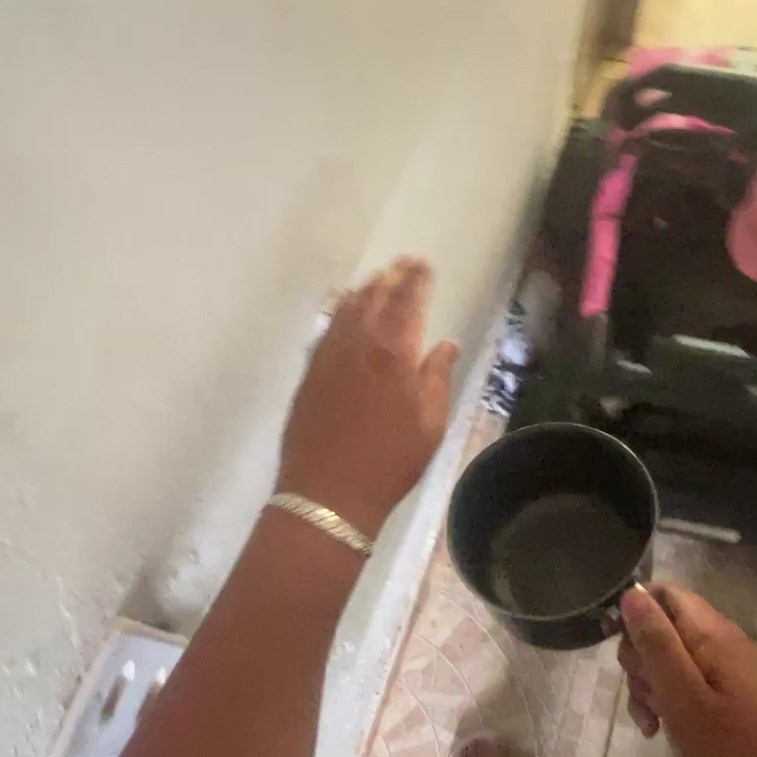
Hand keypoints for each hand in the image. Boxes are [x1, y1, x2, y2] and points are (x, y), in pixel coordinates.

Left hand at [277, 257, 459, 538]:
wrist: (329, 493)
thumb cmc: (390, 463)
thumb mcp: (430, 425)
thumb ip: (437, 378)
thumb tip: (446, 344)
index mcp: (395, 354)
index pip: (409, 304)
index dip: (418, 282)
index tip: (424, 266)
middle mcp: (360, 344)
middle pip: (375, 298)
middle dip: (392, 277)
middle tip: (402, 263)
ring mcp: (329, 357)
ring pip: (346, 309)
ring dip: (364, 290)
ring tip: (376, 279)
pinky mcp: (309, 373)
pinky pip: (325, 329)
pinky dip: (337, 311)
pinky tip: (343, 308)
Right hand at [617, 584, 756, 756]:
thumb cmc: (729, 746)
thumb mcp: (681, 694)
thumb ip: (656, 642)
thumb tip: (630, 594)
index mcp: (710, 632)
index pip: (664, 592)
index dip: (634, 610)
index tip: (615, 643)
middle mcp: (720, 639)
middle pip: (662, 625)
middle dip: (640, 657)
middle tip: (642, 692)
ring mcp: (726, 665)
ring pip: (669, 656)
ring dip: (650, 684)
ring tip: (650, 721)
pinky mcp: (728, 689)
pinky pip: (686, 679)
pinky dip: (668, 699)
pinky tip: (659, 728)